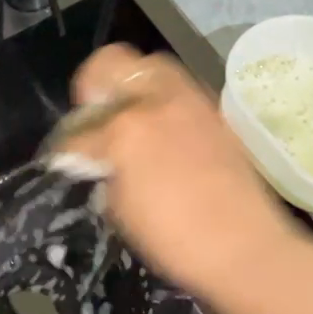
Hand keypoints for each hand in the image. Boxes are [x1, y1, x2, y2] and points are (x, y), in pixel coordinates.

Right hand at [64, 44, 302, 293]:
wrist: (245, 249)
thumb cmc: (174, 239)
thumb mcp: (120, 210)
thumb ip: (103, 174)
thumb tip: (98, 163)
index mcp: (125, 129)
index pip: (78, 129)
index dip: (67, 146)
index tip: (69, 160)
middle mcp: (159, 103)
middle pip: (115, 64)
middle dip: (98, 87)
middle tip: (98, 121)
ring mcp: (193, 104)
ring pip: (152, 71)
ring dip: (133, 92)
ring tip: (129, 128)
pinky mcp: (216, 116)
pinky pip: (179, 95)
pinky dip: (162, 109)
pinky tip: (161, 143)